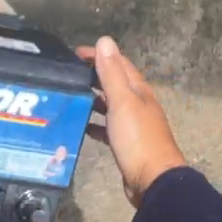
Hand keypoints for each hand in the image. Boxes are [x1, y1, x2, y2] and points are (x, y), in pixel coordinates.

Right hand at [76, 37, 186, 206]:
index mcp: (139, 91)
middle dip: (94, 76)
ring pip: (111, 106)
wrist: (153, 181)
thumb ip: (112, 73)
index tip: (74, 54)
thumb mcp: (122, 102)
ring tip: (70, 97)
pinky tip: (81, 126)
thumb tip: (105, 40)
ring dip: (93, 99)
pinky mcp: (126, 144)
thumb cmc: (137, 139)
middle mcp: (138, 105)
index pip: (119, 64)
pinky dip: (95, 123)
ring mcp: (133, 125)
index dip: (99, 56)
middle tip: (68, 74)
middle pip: (115, 84)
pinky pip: (108, 128)